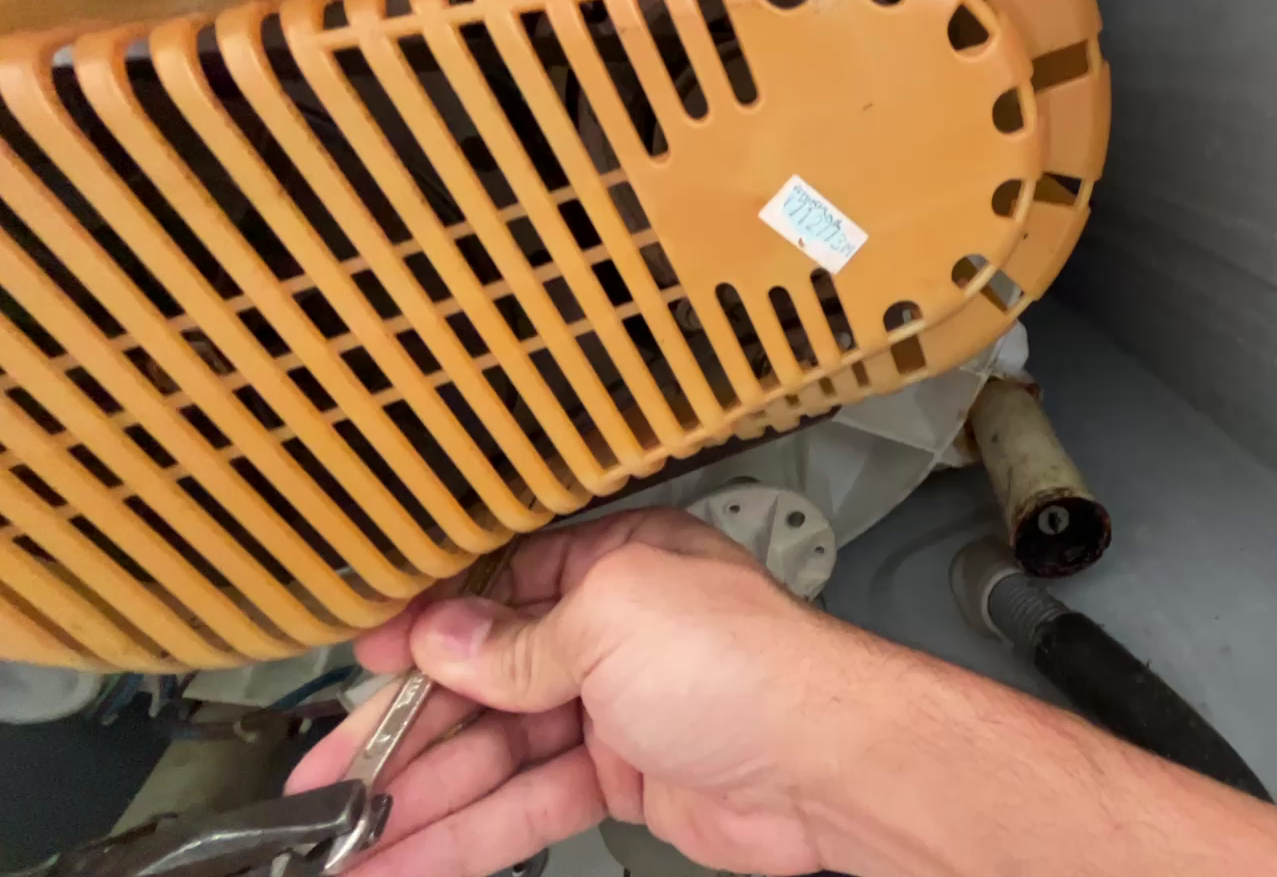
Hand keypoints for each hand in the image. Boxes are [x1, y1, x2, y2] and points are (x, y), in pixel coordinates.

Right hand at [287, 508, 884, 876]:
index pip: (507, 585)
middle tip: (326, 775)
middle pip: (492, 674)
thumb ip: (522, 638)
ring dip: (422, 793)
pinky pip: (529, 801)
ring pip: (501, 747)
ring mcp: (619, 704)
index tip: (365, 659)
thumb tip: (443, 637)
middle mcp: (619, 627)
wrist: (815, 756)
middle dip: (408, 725)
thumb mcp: (616, 617)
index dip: (433, 625)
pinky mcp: (624, 773)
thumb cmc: (739, 659)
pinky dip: (466, 834)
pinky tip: (401, 863)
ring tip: (338, 836)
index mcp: (622, 565)